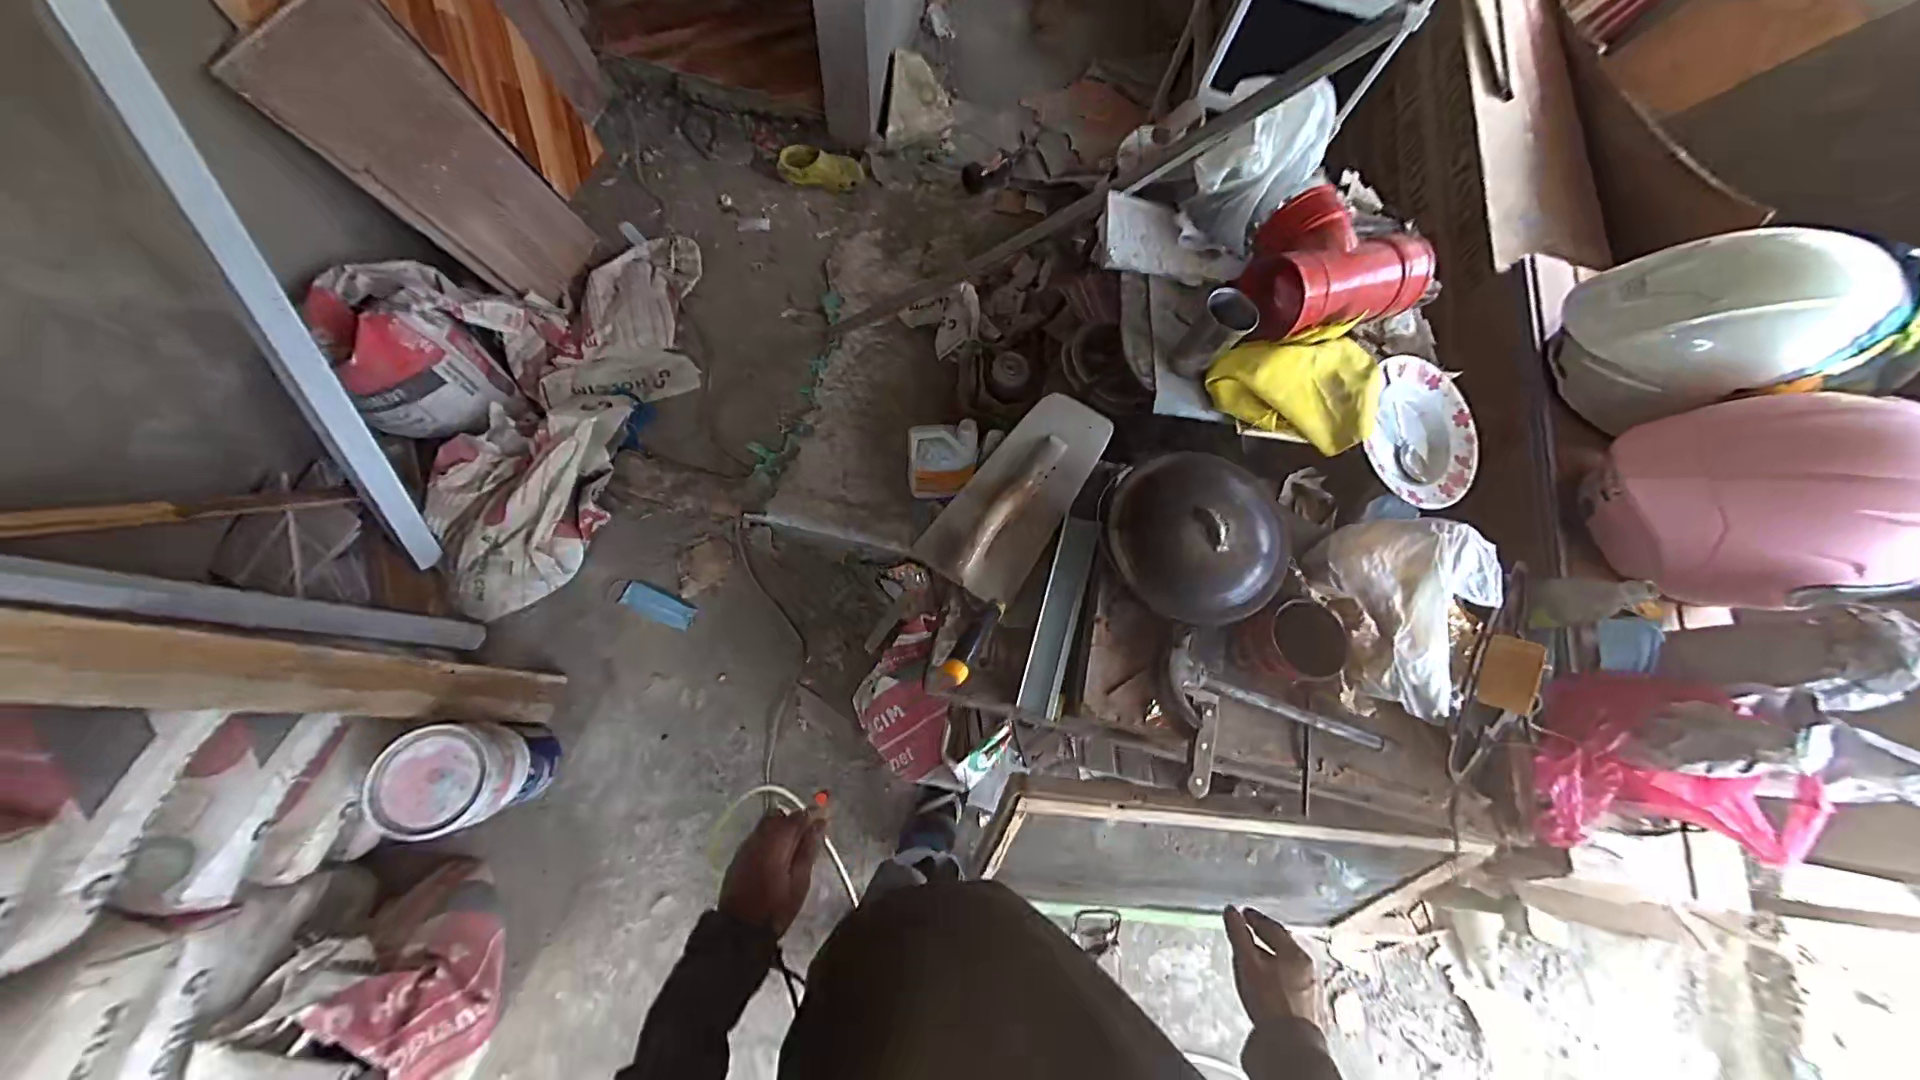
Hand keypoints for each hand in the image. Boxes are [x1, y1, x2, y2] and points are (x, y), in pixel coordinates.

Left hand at [719, 810, 824, 936]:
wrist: (739, 932)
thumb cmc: (776, 908)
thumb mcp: (800, 882)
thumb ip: (808, 849)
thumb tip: (819, 823)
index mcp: (776, 842)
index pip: (797, 816)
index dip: (811, 815)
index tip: (822, 821)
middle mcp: (758, 838)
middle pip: (779, 815)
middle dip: (794, 821)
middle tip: (806, 839)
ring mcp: (745, 847)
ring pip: (766, 824)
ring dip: (780, 829)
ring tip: (791, 850)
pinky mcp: (738, 857)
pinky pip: (756, 837)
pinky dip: (768, 839)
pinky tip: (775, 857)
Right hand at [1223, 906, 1319, 1027]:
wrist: (1290, 1044)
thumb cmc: (1269, 1000)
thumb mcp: (1246, 960)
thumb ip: (1238, 933)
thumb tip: (1231, 912)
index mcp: (1295, 953)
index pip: (1272, 927)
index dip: (1255, 918)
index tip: (1244, 914)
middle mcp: (1307, 969)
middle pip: (1282, 944)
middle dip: (1264, 936)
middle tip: (1249, 931)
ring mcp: (1310, 989)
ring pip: (1287, 964)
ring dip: (1270, 956)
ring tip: (1255, 956)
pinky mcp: (1308, 1007)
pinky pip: (1290, 981)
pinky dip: (1277, 974)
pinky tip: (1268, 982)